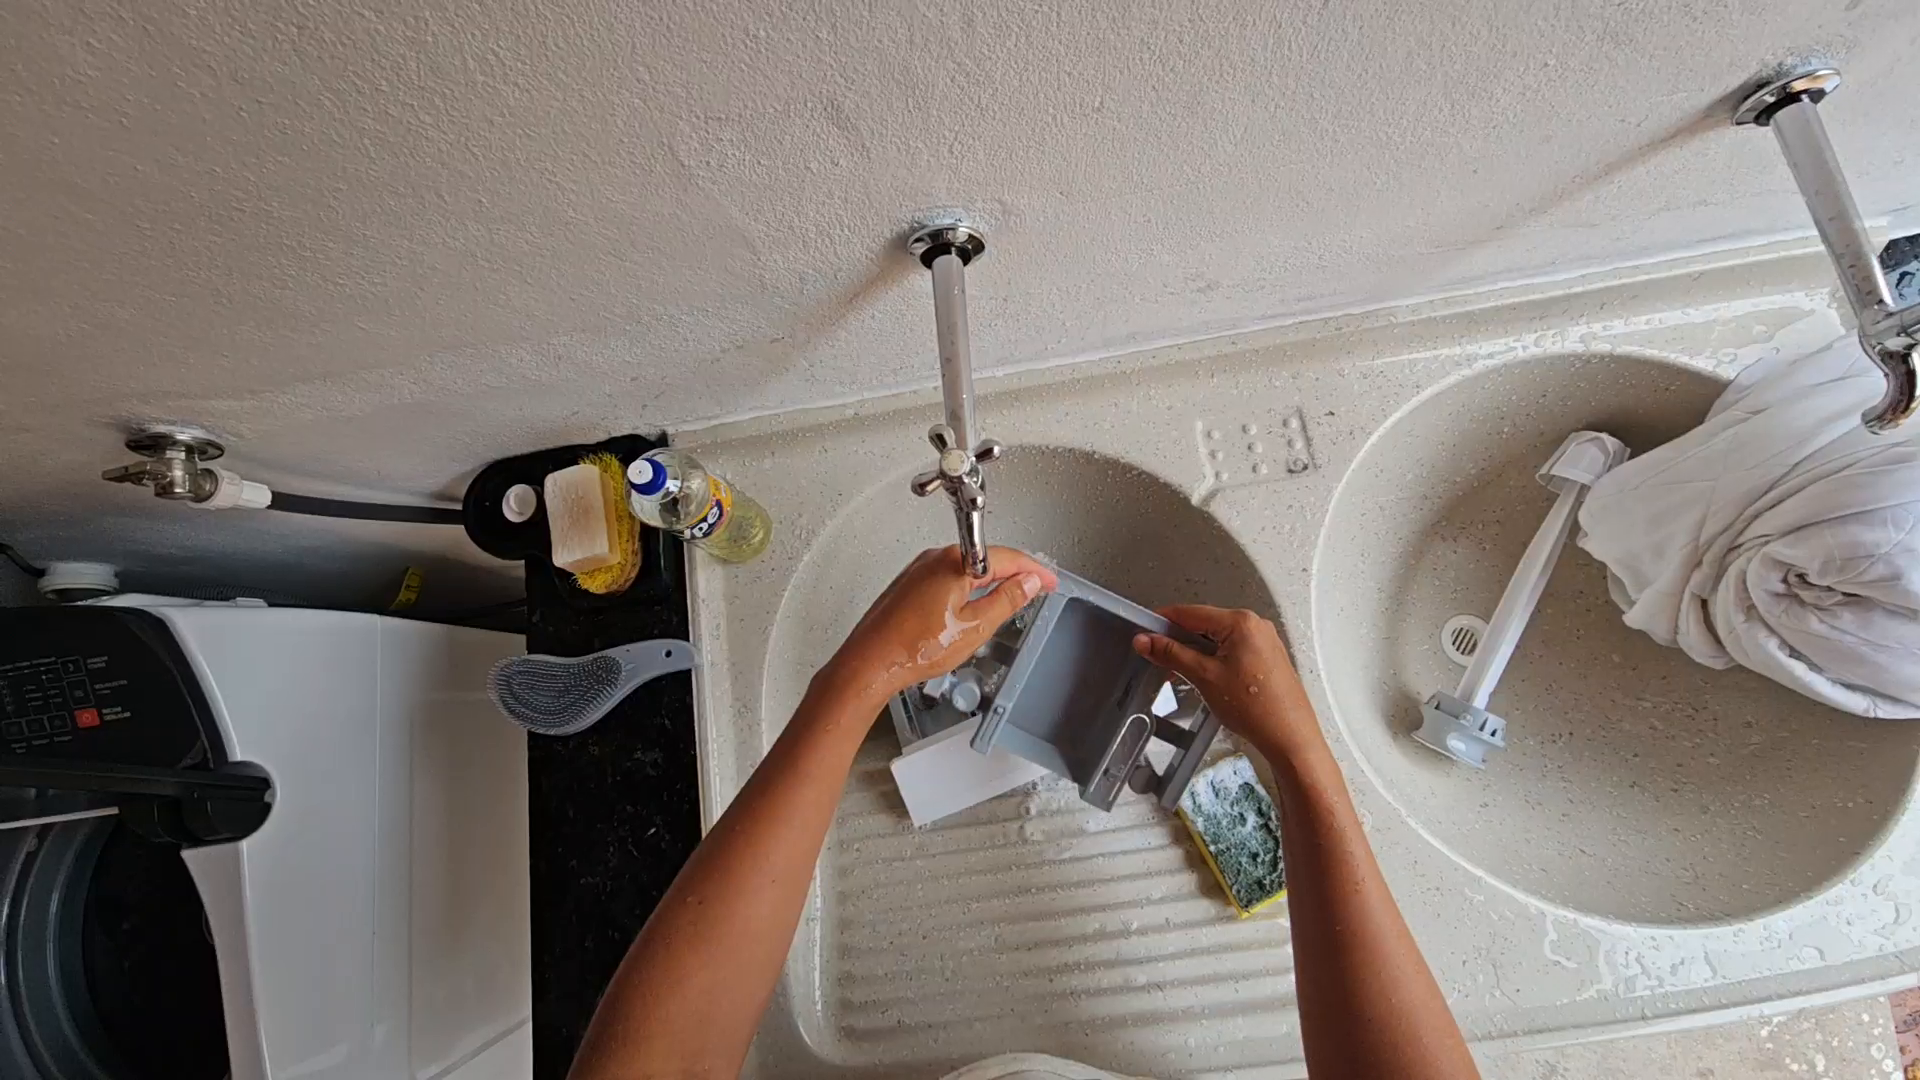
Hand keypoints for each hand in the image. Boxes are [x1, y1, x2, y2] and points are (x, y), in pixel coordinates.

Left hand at [823, 545, 1058, 706]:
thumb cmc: (913, 648)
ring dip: (992, 580)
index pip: (1006, 557)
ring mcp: (919, 570)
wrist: (870, 662)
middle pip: (986, 559)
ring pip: (966, 568)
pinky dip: (970, 587)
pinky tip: (974, 605)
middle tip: (1036, 588)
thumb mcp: (975, 628)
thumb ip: (1007, 601)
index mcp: (954, 563)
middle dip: (1015, 572)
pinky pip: (949, 577)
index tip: (1049, 580)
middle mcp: (934, 559)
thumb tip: (1028, 583)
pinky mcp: (910, 584)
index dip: (1033, 569)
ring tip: (1010, 597)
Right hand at [1132, 605, 1323, 758]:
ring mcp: (1263, 641)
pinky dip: (1213, 659)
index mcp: (1241, 622)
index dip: (1162, 623)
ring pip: (1216, 638)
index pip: (1189, 612)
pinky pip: (1231, 649)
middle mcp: (1255, 626)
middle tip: (1160, 659)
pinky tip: (1204, 678)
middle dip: (1179, 641)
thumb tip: (1146, 641)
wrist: (1290, 738)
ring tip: (1182, 674)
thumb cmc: (1257, 709)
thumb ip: (1171, 654)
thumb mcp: (1203, 677)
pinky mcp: (1266, 657)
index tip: (1145, 633)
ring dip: (1195, 652)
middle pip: (1203, 624)